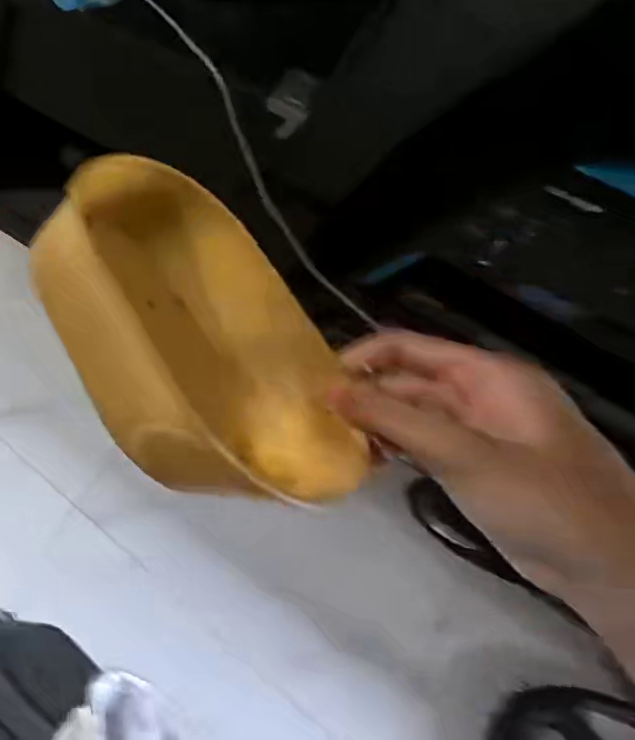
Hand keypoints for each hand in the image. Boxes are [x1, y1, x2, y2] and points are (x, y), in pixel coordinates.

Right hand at [332, 333, 634, 631]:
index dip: (356, 359)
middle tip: (320, 420)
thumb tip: (323, 390)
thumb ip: (388, 417)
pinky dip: (386, 443)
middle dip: (357, 396)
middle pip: (397, 378)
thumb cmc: (548, 503)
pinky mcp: (470, 458)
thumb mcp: (463, 455)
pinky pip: (414, 436)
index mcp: (490, 377)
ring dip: (367, 422)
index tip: (320, 387)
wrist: (620, 576)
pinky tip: (366, 460)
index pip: (402, 347)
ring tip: (341, 443)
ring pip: (401, 408)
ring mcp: (477, 428)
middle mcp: (481, 393)